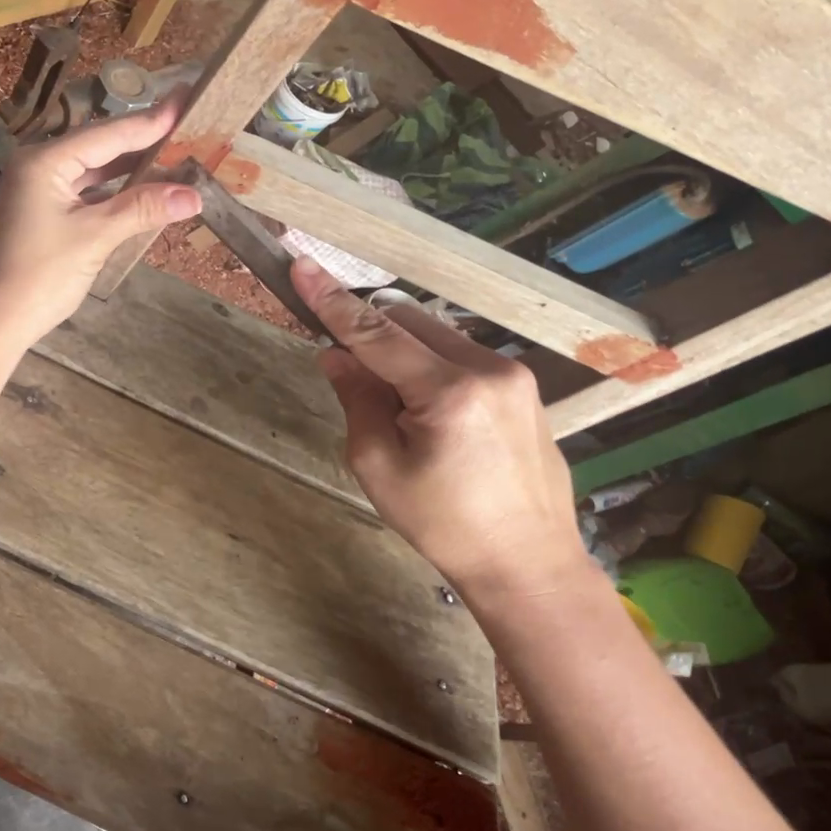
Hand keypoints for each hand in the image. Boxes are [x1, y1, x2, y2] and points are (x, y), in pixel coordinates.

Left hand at [0, 103, 200, 348]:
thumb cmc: (40, 276)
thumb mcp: (95, 238)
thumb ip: (142, 209)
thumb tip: (194, 194)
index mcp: (43, 162)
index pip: (107, 134)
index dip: (150, 121)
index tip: (188, 100)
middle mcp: (36, 167)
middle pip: (99, 147)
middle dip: (143, 141)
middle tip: (188, 123)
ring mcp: (36, 191)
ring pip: (93, 171)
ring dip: (131, 168)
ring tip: (176, 153)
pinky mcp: (41, 214)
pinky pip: (84, 193)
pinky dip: (113, 193)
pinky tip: (144, 190)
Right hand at [291, 258, 586, 599]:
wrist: (528, 564)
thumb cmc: (442, 522)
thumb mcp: (376, 464)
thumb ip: (356, 399)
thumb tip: (336, 355)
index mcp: (450, 391)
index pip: (375, 333)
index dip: (332, 300)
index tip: (302, 266)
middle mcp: (490, 369)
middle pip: (409, 321)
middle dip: (368, 332)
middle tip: (343, 368)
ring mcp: (514, 376)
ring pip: (435, 336)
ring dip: (398, 351)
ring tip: (388, 407)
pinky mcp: (523, 390)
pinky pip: (459, 357)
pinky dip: (426, 366)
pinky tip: (420, 412)